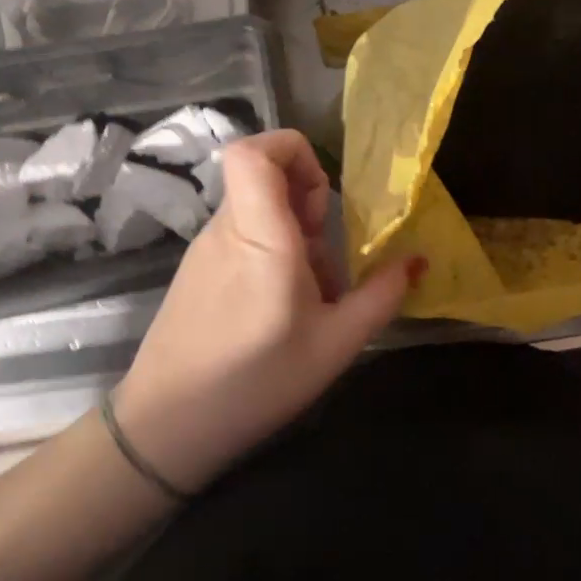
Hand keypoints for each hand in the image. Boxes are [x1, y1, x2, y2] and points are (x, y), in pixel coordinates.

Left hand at [110, 129, 419, 493]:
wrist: (164, 430)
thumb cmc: (256, 381)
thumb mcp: (335, 345)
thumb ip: (380, 296)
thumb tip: (416, 261)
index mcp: (260, 235)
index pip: (253, 151)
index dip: (292, 149)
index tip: (324, 194)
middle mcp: (227, 230)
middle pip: (265, 178)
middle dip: (308, 201)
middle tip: (329, 251)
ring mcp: (205, 251)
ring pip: (257, 211)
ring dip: (294, 235)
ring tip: (314, 293)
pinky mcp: (195, 274)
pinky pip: (241, 239)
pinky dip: (271, 254)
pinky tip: (282, 309)